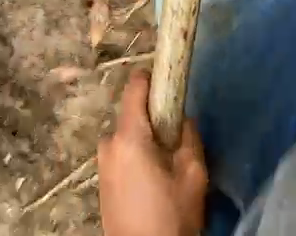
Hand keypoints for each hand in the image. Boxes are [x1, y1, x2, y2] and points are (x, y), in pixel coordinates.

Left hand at [98, 73, 207, 235]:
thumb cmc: (169, 216)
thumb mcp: (193, 175)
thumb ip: (189, 137)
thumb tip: (183, 119)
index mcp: (128, 136)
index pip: (136, 86)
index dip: (154, 79)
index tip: (172, 84)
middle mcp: (108, 143)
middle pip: (134, 114)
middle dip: (156, 120)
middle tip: (178, 140)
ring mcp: (102, 164)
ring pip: (129, 137)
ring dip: (146, 142)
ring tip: (168, 167)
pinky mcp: (103, 182)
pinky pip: (122, 155)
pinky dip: (137, 158)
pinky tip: (154, 181)